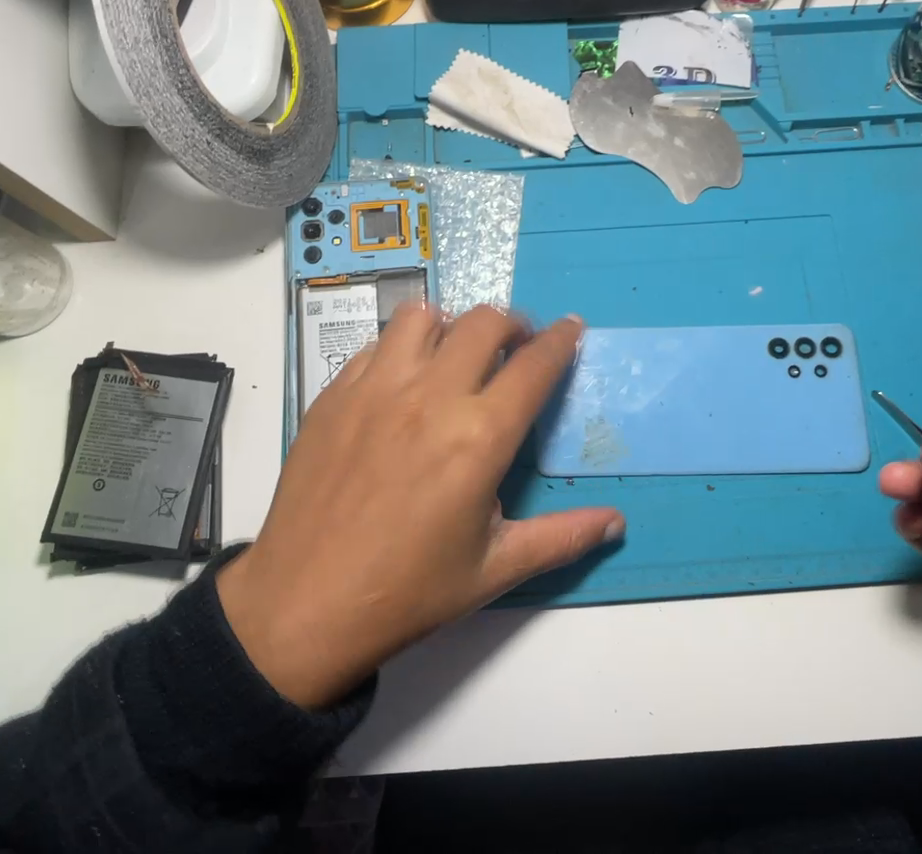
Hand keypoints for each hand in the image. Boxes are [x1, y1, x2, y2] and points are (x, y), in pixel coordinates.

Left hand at [217, 303, 624, 709]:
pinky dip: (402, 347)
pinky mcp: (333, 395)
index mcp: (479, 437)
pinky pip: (376, 344)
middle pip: (484, 323)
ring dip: (453, 325)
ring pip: (423, 316)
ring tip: (457, 352)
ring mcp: (375, 389)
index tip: (571, 329)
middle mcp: (430, 397)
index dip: (561, 340)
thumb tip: (617, 523)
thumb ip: (562, 537)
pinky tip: (403, 380)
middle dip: (513, 324)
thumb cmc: (408, 591)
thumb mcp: (495, 569)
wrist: (304, 605)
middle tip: (518, 346)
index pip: (534, 365)